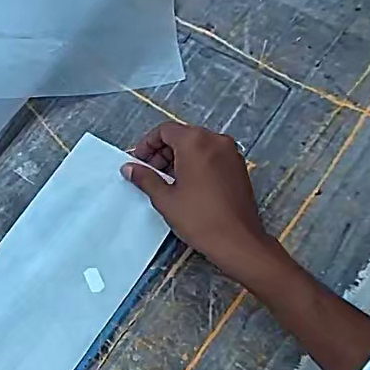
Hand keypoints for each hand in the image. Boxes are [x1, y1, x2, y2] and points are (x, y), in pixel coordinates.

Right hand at [122, 123, 277, 269]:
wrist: (236, 239)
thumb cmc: (201, 219)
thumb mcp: (164, 198)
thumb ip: (145, 178)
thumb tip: (130, 168)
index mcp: (195, 143)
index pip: (165, 130)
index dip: (147, 144)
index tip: (140, 160)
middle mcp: (216, 141)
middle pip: (182, 135)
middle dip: (162, 151)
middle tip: (149, 171)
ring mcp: (230, 153)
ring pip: (197, 144)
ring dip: (178, 157)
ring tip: (166, 181)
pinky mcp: (238, 167)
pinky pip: (211, 155)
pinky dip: (196, 162)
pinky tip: (186, 185)